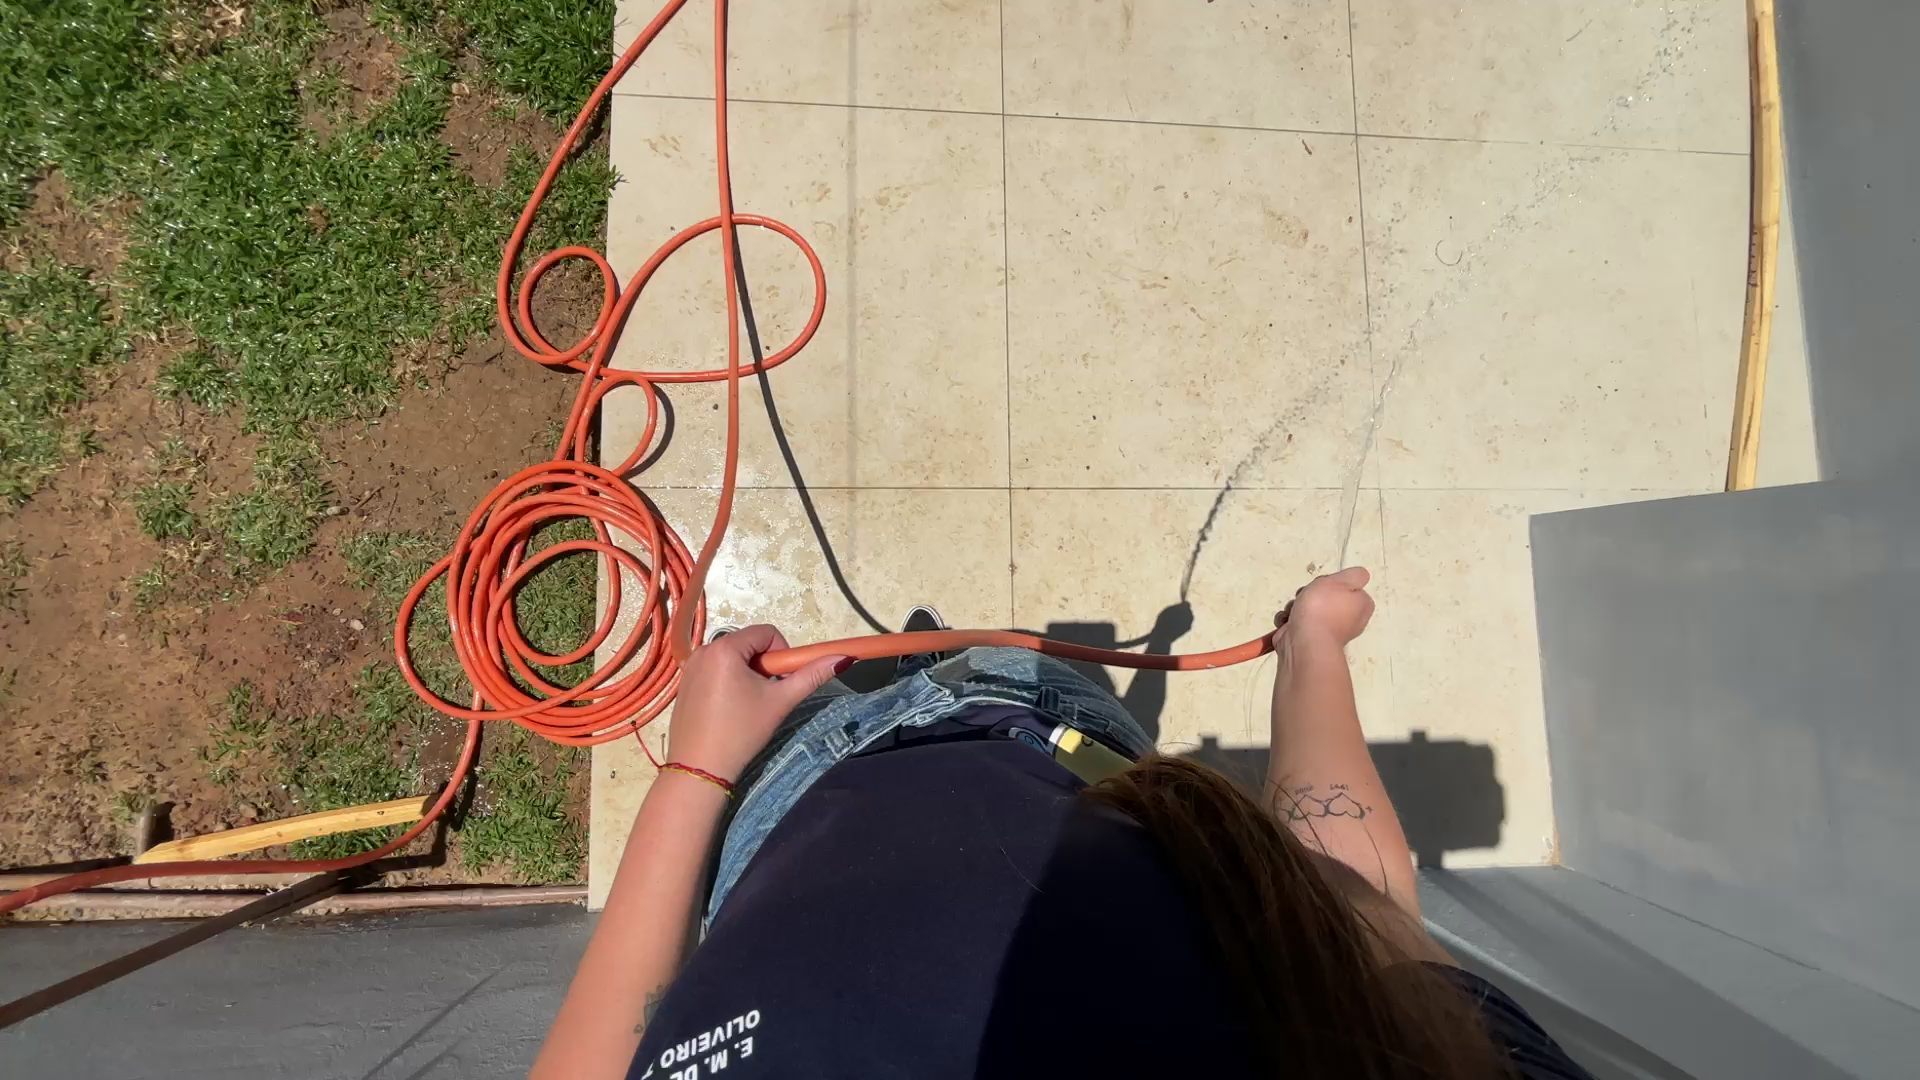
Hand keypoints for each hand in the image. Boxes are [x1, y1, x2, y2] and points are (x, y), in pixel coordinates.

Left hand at [664, 625, 849, 783]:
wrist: (699, 769)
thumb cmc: (742, 731)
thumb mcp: (781, 701)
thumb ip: (812, 676)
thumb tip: (843, 658)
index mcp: (725, 649)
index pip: (766, 632)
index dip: (782, 654)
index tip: (780, 682)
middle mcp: (703, 650)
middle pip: (748, 643)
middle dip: (764, 665)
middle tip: (765, 695)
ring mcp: (691, 666)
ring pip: (733, 656)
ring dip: (747, 672)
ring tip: (747, 704)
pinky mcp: (684, 682)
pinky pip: (715, 668)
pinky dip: (729, 680)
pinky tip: (729, 709)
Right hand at [1274, 566, 1374, 647]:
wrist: (1305, 640)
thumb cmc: (1323, 608)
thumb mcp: (1342, 581)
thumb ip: (1354, 575)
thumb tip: (1359, 577)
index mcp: (1361, 606)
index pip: (1349, 588)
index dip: (1334, 583)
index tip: (1325, 585)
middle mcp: (1348, 620)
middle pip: (1326, 597)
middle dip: (1311, 594)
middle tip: (1306, 596)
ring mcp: (1326, 630)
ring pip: (1309, 609)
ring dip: (1296, 606)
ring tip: (1294, 610)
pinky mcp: (1308, 638)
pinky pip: (1297, 622)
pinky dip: (1290, 620)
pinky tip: (1288, 621)